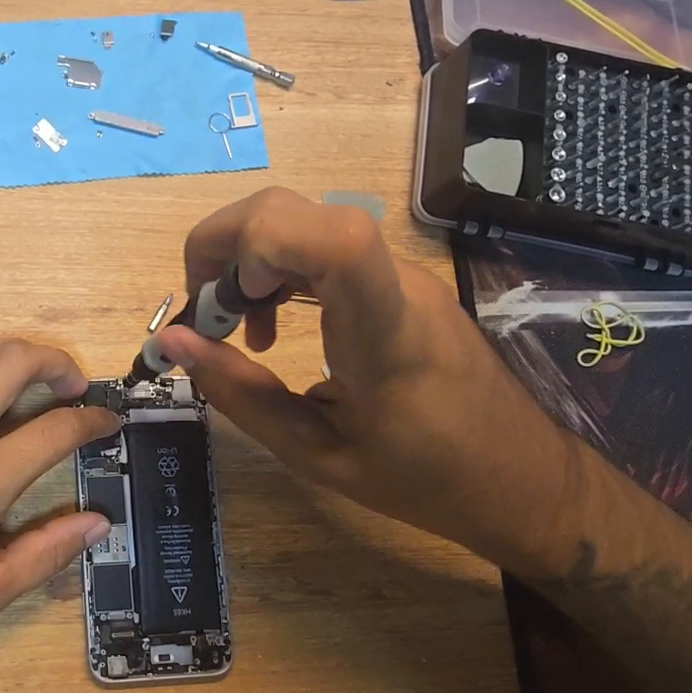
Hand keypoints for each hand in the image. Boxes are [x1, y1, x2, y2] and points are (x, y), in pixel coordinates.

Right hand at [155, 187, 577, 547]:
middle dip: (224, 250)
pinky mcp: (396, 278)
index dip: (259, 243)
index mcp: (384, 335)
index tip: (223, 304)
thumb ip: (241, 394)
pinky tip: (271, 327)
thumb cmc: (423, 481)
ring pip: (300, 221)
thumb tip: (171, 341)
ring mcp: (399, 272)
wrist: (520, 476)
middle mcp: (395, 282)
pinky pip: (320, 245)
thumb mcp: (316, 456)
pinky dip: (274, 271)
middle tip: (205, 318)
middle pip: (294, 211)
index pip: (335, 240)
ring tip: (234, 331)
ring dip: (245, 262)